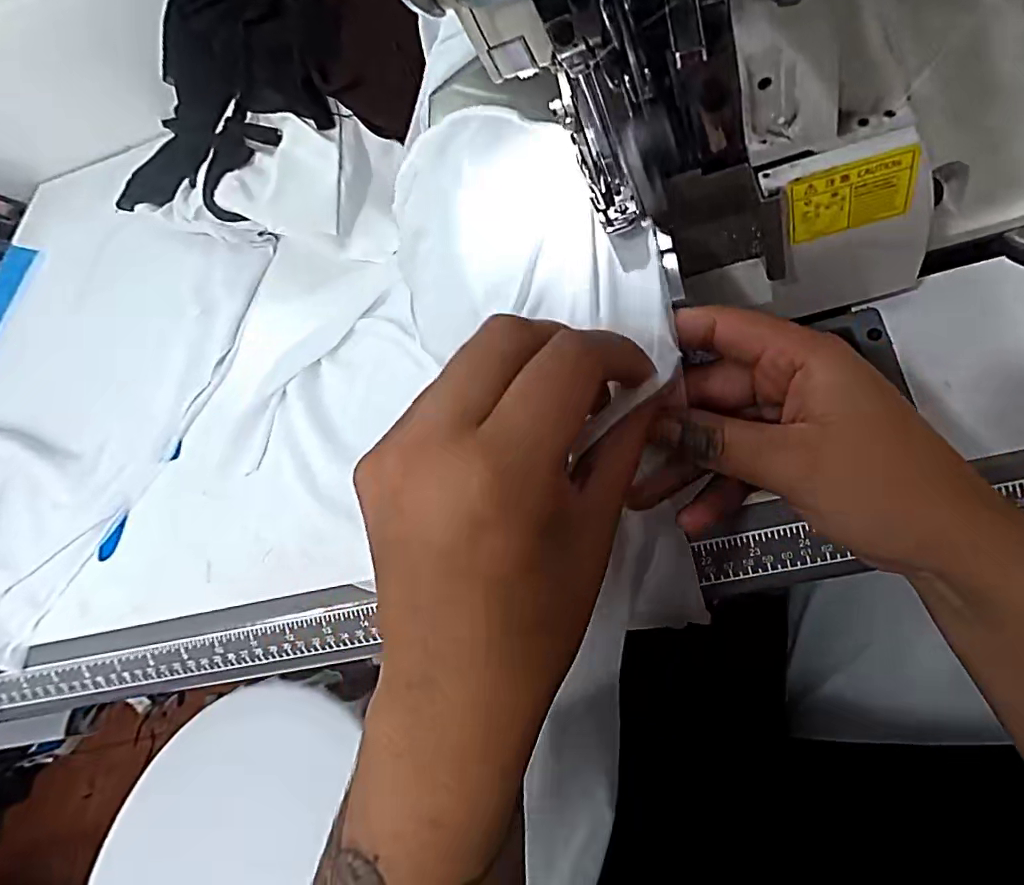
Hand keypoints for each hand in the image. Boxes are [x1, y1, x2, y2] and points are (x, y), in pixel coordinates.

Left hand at [355, 315, 657, 707]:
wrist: (455, 687)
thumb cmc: (543, 615)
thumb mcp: (599, 519)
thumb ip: (624, 437)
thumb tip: (648, 388)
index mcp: (500, 466)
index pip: (566, 358)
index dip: (616, 352)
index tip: (640, 376)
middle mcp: (433, 442)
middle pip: (508, 335)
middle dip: (569, 344)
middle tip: (602, 384)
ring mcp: (393, 448)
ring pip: (473, 357)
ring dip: (529, 364)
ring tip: (562, 409)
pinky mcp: (375, 460)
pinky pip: (446, 393)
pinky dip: (493, 391)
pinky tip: (517, 435)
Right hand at [630, 306, 1011, 575]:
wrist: (944, 537)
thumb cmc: (889, 486)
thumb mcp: (793, 462)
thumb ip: (723, 441)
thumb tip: (668, 423)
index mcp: (806, 359)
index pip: (730, 328)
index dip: (678, 336)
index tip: (631, 355)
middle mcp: (803, 381)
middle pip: (723, 387)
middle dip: (676, 420)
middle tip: (629, 444)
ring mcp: (804, 420)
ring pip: (733, 429)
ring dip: (695, 460)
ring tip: (648, 490)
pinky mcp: (808, 454)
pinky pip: (754, 459)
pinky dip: (727, 482)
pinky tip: (696, 512)